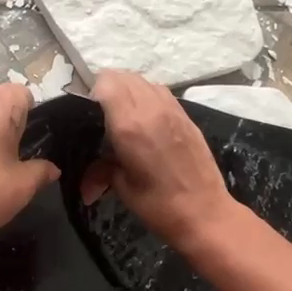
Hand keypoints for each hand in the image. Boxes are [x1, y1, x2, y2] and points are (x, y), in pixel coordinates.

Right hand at [83, 71, 239, 247]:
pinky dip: (147, 96)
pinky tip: (146, 119)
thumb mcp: (121, 187)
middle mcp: (151, 109)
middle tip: (102, 114)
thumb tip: (85, 182)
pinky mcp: (186, 116)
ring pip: (143, 80)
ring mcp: (172, 110)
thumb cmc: (158, 205)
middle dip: (107, 88)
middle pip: (123, 76)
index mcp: (130, 125)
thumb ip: (100, 170)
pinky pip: (161, 92)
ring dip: (128, 89)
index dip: (92, 93)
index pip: (105, 83)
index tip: (87, 113)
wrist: (205, 213)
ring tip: (123, 114)